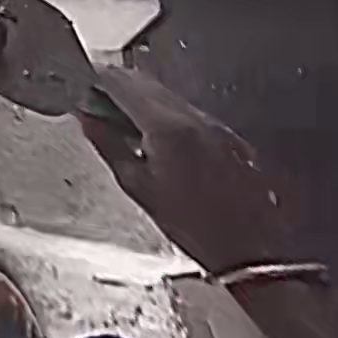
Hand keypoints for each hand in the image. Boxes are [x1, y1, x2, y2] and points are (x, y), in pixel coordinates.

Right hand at [80, 67, 295, 271]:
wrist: (255, 259)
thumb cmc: (191, 224)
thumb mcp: (135, 183)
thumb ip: (105, 141)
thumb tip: (85, 115)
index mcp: (166, 126)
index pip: (121, 81)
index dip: (96, 78)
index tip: (82, 85)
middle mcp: (194, 118)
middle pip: (144, 81)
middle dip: (116, 85)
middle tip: (97, 101)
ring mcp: (216, 127)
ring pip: (166, 94)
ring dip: (141, 98)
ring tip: (126, 121)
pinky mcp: (231, 138)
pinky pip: (188, 111)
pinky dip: (166, 113)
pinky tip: (160, 137)